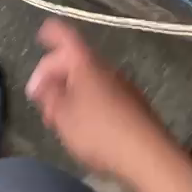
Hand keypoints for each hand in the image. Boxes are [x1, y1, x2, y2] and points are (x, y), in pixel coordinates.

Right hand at [26, 20, 168, 177]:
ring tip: (61, 119)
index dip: (50, 33)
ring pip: (90, 81)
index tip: (40, 37)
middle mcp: (105, 68)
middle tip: (42, 100)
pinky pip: (105, 96)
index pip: (64, 36)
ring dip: (72, 94)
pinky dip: (90, 104)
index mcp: (84, 62)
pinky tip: (86, 127)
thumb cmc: (99, 131)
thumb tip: (43, 84)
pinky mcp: (136, 107)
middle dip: (56, 77)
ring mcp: (124, 86)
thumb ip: (48, 96)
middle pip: (75, 61)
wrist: (151, 158)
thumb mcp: (62, 116)